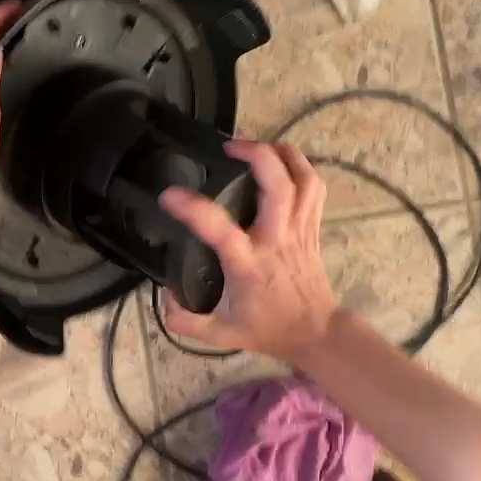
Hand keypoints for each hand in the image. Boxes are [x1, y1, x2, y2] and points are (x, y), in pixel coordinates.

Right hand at [159, 141, 338, 364]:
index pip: (219, 227)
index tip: (169, 195)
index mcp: (249, 264)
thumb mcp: (219, 334)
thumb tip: (164, 294)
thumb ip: (184, 320)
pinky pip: (314, 187)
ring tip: (256, 145)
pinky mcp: (313, 227)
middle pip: (278, 185)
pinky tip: (281, 160)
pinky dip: (300, 166)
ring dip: (281, 154)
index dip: (192, 207)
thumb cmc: (267, 329)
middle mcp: (276, 240)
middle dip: (256, 155)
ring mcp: (299, 231)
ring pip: (302, 178)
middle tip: (229, 147)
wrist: (316, 333)